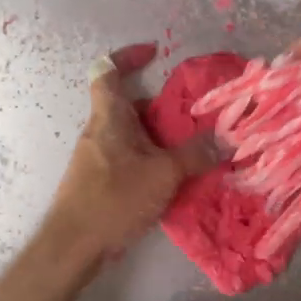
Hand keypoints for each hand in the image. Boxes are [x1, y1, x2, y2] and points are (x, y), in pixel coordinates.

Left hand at [43, 43, 212, 269]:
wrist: (73, 246)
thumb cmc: (114, 199)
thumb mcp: (163, 174)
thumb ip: (196, 154)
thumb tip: (227, 139)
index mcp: (109, 117)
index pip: (108, 71)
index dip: (128, 56)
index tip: (155, 54)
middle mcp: (99, 131)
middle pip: (128, 105)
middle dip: (160, 106)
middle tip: (192, 114)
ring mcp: (97, 157)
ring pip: (131, 134)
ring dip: (158, 136)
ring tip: (191, 147)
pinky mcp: (99, 181)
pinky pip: (129, 157)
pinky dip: (151, 159)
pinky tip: (173, 179)